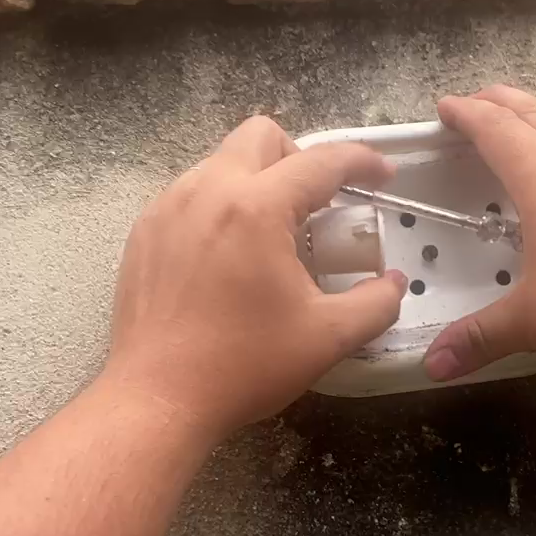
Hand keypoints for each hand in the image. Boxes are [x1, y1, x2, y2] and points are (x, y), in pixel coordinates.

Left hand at [104, 116, 408, 440]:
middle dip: (299, 157)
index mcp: (256, 208)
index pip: (321, 161)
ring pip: (220, 164)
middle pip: (260, 136)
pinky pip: (189, 197)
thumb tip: (392, 284)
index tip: (383, 174)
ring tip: (270, 239)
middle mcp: (206, 191)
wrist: (158, 399)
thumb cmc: (244, 366)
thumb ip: (375, 304)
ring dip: (256, 183)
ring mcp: (166, 209)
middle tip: (316, 206)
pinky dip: (219, 208)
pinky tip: (227, 259)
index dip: (362, 161)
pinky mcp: (143, 235)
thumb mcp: (327, 339)